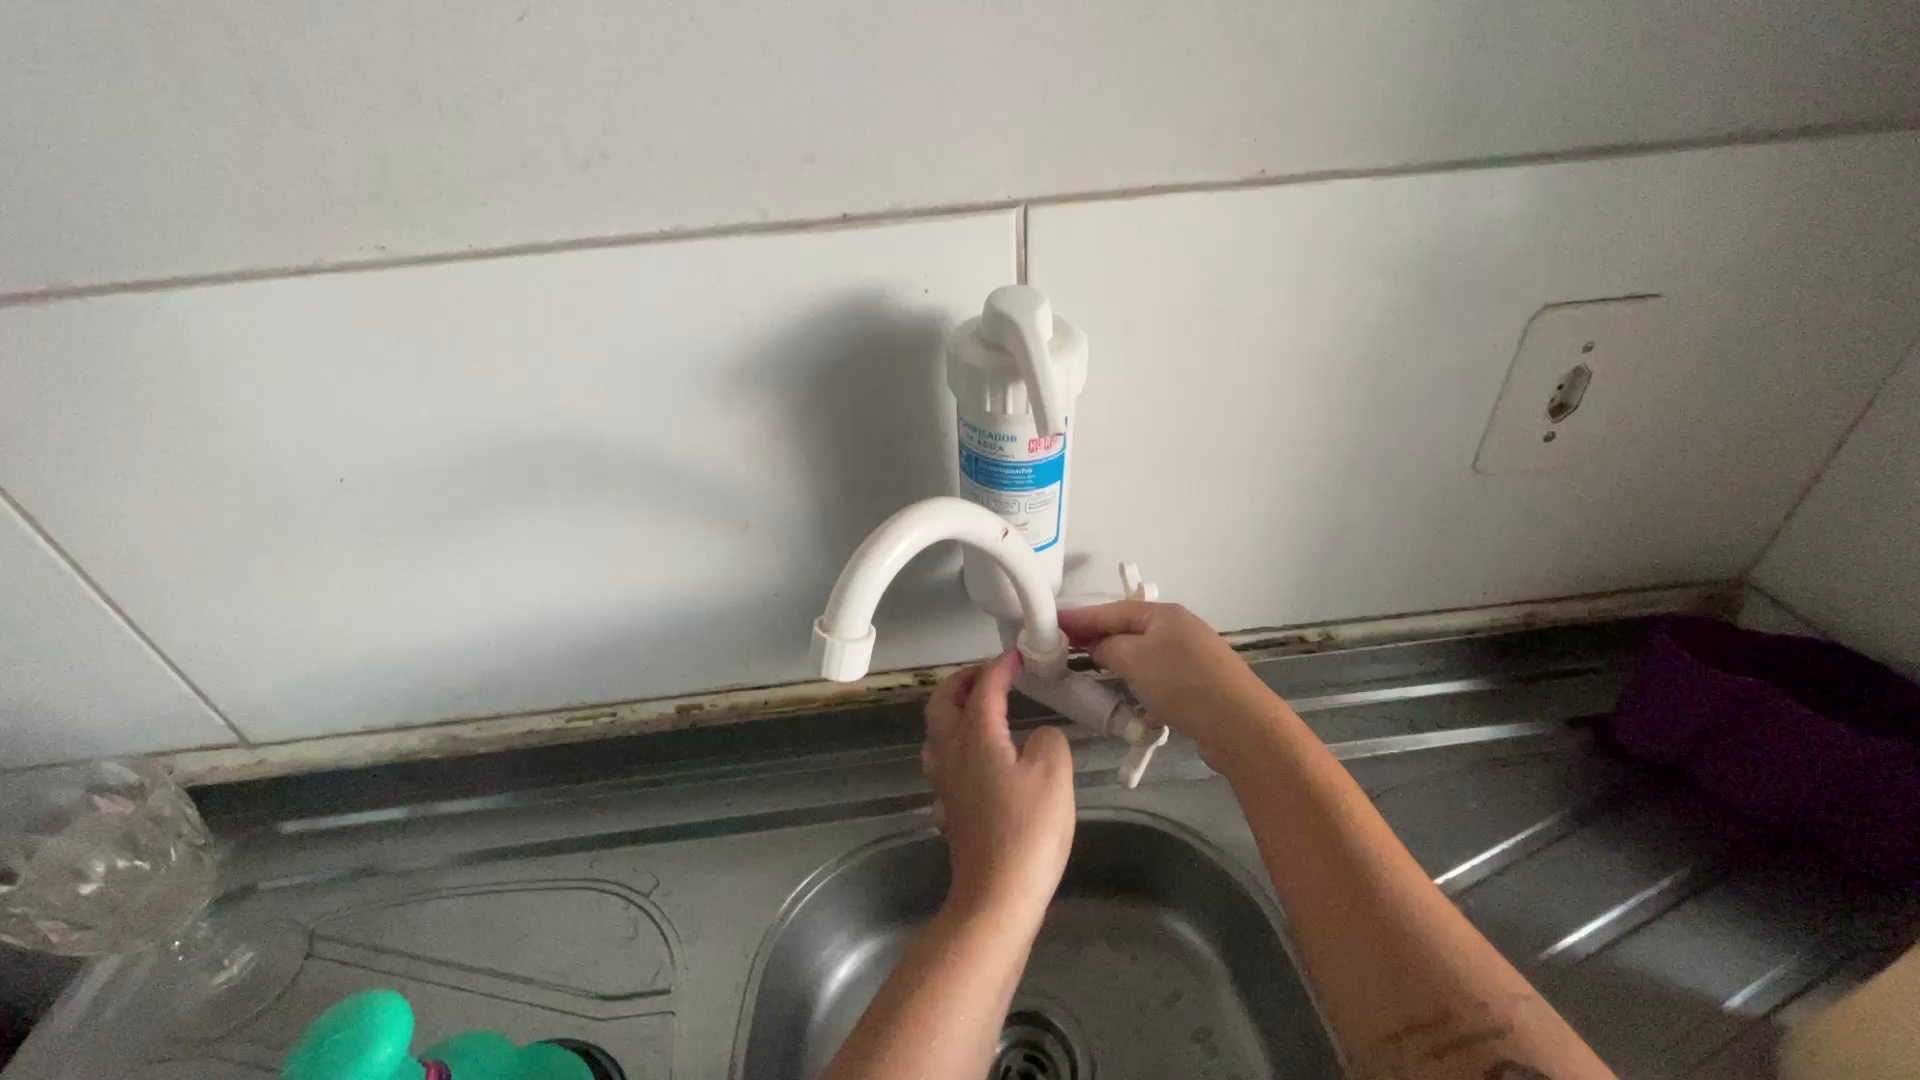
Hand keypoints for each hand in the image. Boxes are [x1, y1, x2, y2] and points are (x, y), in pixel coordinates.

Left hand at [922, 650, 1075, 919]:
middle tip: (987, 675)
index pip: (983, 688)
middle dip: (961, 682)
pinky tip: (975, 761)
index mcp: (976, 737)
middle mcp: (952, 754)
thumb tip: (1039, 736)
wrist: (998, 895)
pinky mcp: (949, 810)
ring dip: (953, 712)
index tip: (1017, 656)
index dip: (1000, 667)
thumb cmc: (1028, 831)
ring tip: (980, 709)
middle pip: (941, 704)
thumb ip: (1049, 739)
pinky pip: (943, 766)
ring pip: (935, 734)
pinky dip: (956, 748)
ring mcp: (945, 785)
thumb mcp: (1054, 773)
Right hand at [1055, 601, 1292, 768]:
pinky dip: (1141, 688)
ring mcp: (1190, 657)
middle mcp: (1178, 629)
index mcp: (1162, 614)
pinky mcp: (1197, 685)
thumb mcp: (1134, 659)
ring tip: (1092, 674)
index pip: (1110, 610)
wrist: (1240, 725)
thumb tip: (1095, 646)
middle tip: (1063, 649)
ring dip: (1119, 664)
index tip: (1049, 623)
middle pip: (1127, 630)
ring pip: (1143, 656)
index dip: (1078, 617)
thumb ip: (1106, 647)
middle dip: (1097, 639)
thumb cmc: (1182, 683)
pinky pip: (1158, 680)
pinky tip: (1132, 706)